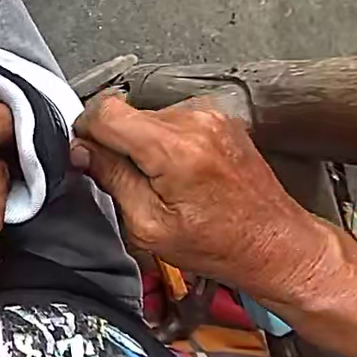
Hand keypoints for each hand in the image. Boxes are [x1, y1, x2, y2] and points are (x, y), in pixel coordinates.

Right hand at [72, 95, 343, 307]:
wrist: (274, 243)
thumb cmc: (221, 244)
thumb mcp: (149, 226)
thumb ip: (111, 179)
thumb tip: (81, 150)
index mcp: (176, 149)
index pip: (106, 112)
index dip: (86, 132)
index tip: (85, 154)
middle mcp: (195, 120)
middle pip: (125, 113)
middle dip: (116, 143)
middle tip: (128, 182)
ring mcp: (210, 113)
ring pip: (146, 115)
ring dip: (141, 143)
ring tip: (161, 180)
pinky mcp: (217, 115)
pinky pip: (170, 118)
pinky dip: (163, 140)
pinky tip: (179, 172)